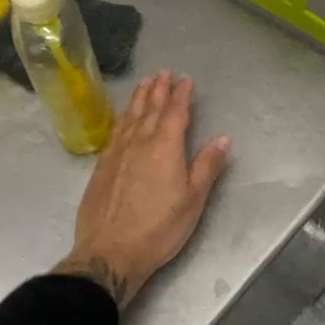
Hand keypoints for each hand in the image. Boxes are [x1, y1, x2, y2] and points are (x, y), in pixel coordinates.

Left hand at [55, 69, 229, 307]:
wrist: (110, 252)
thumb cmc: (159, 227)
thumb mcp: (193, 199)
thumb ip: (207, 166)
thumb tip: (223, 138)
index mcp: (164, 147)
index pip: (175, 112)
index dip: (182, 95)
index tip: (186, 80)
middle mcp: (139, 143)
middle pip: (149, 109)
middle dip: (158, 90)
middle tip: (163, 72)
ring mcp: (116, 154)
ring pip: (129, 117)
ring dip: (138, 99)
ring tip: (144, 84)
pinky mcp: (101, 168)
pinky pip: (115, 132)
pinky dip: (122, 119)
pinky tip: (123, 119)